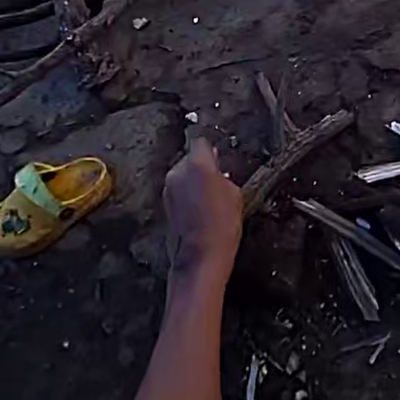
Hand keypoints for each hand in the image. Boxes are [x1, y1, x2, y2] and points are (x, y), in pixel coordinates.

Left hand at [161, 137, 242, 293]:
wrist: (201, 257)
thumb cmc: (223, 224)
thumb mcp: (235, 194)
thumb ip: (224, 176)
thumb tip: (218, 173)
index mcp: (196, 164)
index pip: (201, 142)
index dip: (211, 149)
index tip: (219, 157)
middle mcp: (177, 173)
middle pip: (190, 159)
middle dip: (202, 166)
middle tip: (218, 181)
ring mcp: (168, 189)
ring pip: (183, 176)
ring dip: (194, 182)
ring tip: (210, 199)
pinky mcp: (164, 205)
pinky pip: (178, 192)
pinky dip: (187, 196)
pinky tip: (201, 211)